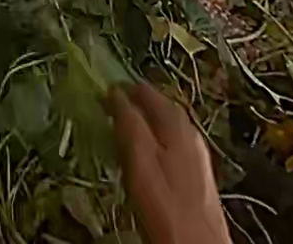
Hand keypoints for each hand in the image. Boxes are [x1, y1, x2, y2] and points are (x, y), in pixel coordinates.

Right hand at [109, 84, 231, 243]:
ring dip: (137, 131)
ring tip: (116, 143)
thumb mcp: (139, 157)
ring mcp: (195, 156)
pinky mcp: (195, 178)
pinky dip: (148, 149)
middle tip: (104, 122)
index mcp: (176, 121)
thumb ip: (127, 120)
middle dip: (129, 110)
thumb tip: (114, 91)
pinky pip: (166, 150)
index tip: (97, 99)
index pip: (143, 89)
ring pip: (159, 130)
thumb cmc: (165, 204)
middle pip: (153, 108)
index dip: (118, 90)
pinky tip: (137, 167)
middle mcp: (189, 132)